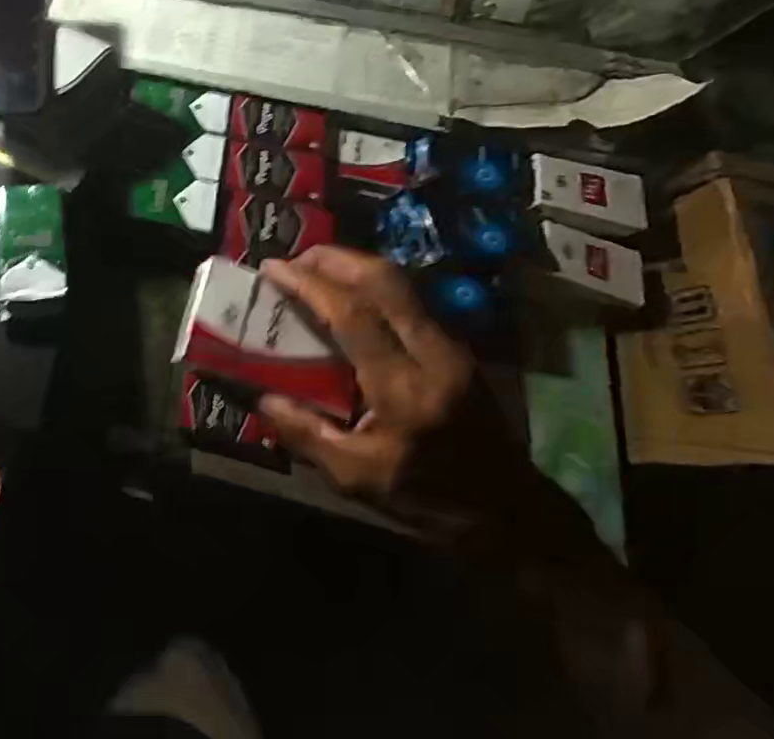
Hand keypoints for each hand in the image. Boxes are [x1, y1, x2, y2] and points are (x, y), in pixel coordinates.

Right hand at [254, 246, 474, 497]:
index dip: (308, 284)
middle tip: (292, 262)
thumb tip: (262, 396)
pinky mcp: (456, 346)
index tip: (272, 270)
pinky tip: (345, 298)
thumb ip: (305, 433)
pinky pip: (407, 298)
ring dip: (351, 266)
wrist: (511, 513)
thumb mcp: (355, 477)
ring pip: (400, 281)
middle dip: (332, 259)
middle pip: (383, 280)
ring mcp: (450, 345)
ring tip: (312, 272)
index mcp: (403, 389)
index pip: (353, 315)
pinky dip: (369, 285)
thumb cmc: (428, 498)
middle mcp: (433, 354)